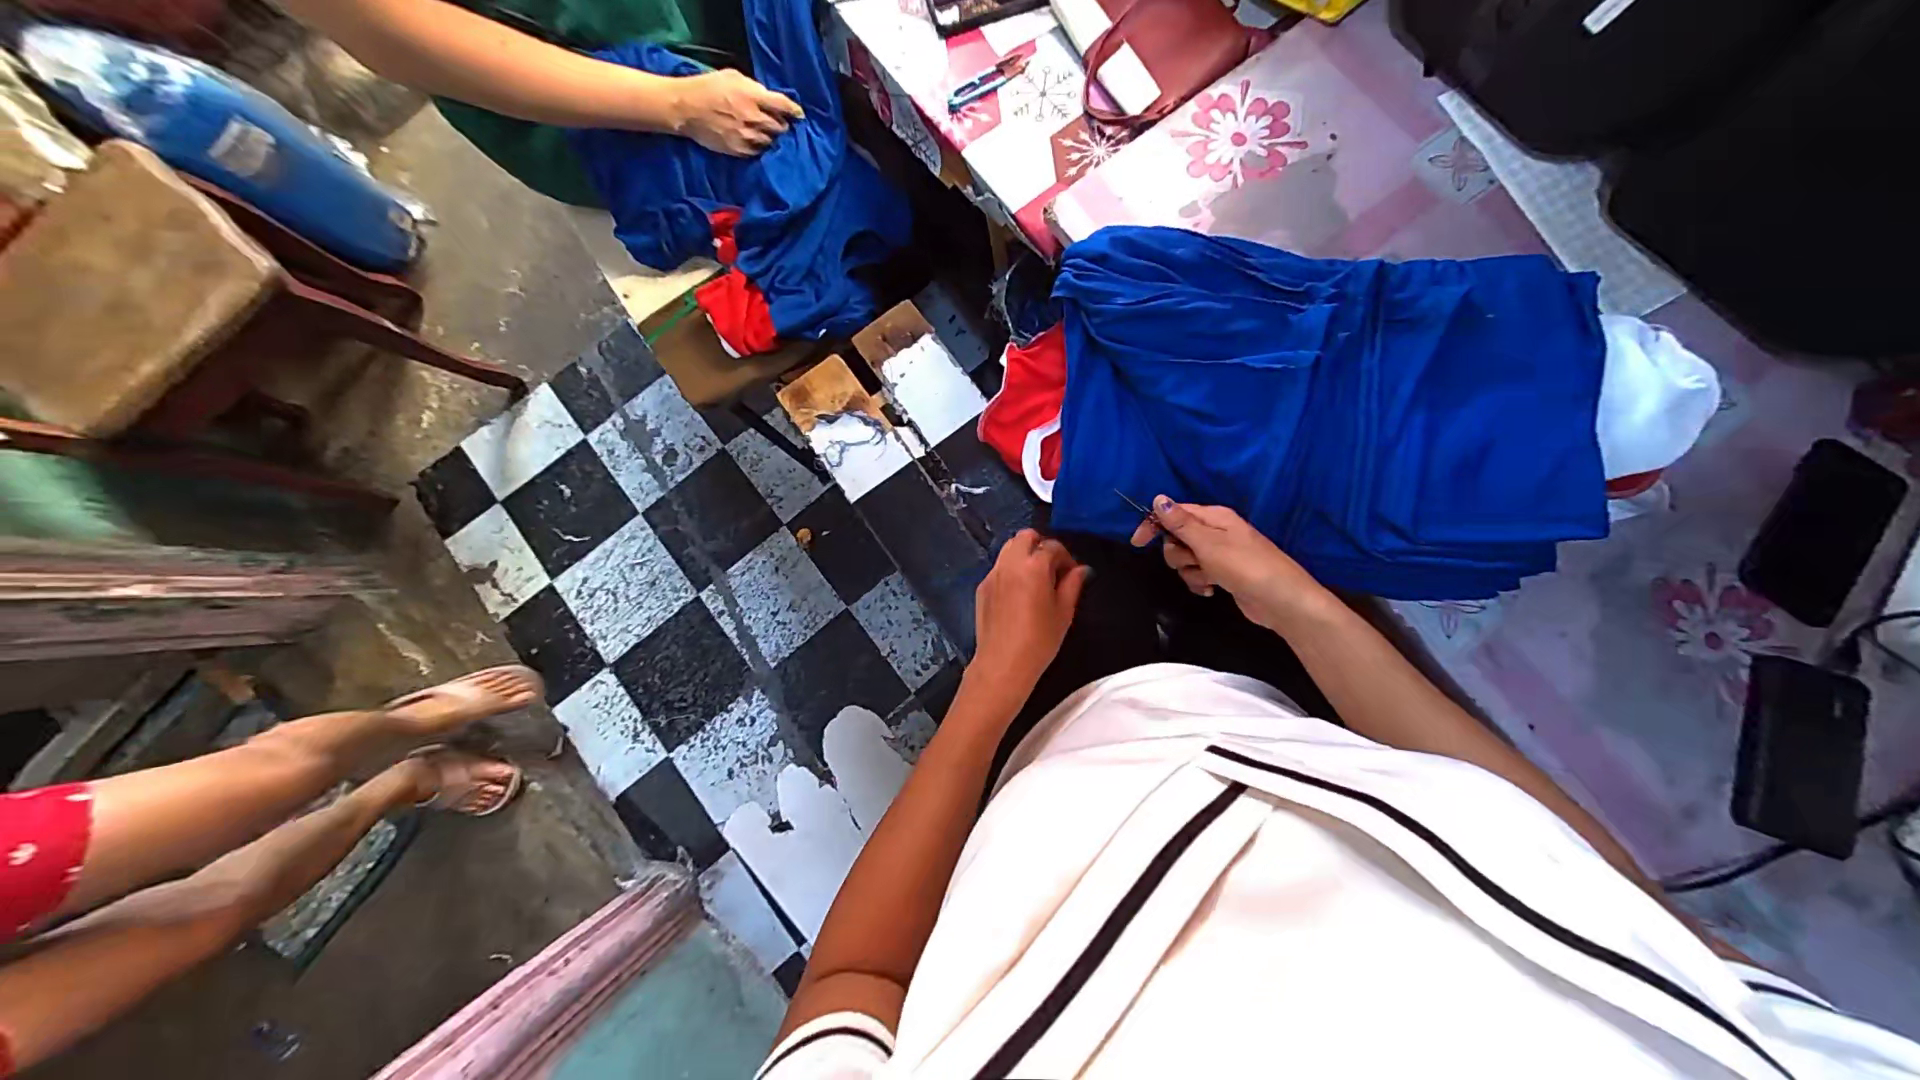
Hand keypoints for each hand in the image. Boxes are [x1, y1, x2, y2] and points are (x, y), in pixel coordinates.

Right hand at [668, 69, 803, 154]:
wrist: (685, 109)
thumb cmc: (707, 87)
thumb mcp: (732, 77)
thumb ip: (754, 88)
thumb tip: (769, 98)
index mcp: (753, 97)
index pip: (783, 106)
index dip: (795, 111)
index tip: (799, 115)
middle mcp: (754, 119)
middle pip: (781, 127)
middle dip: (783, 126)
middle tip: (780, 124)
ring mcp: (747, 137)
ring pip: (771, 142)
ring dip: (772, 138)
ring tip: (768, 134)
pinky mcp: (740, 151)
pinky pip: (759, 152)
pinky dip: (761, 147)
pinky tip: (757, 142)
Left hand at [968, 530, 1090, 698]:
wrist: (1003, 663)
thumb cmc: (1039, 640)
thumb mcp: (1064, 612)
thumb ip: (1073, 585)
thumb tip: (1080, 569)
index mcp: (1033, 567)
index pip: (1052, 546)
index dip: (1065, 557)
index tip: (1072, 573)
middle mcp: (1010, 564)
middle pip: (1025, 537)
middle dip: (1041, 545)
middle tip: (1052, 568)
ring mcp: (993, 574)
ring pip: (1008, 549)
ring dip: (1024, 554)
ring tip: (1035, 578)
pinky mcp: (982, 587)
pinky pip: (998, 567)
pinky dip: (1010, 569)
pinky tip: (1018, 592)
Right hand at [1129, 497, 1331, 631]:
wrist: (1281, 601)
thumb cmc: (1245, 566)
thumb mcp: (1208, 543)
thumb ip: (1181, 523)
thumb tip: (1158, 498)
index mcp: (1214, 517)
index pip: (1174, 513)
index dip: (1154, 525)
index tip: (1137, 542)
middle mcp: (1216, 531)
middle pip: (1177, 538)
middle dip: (1177, 553)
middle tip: (1193, 561)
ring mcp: (1220, 554)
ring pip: (1185, 559)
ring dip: (1189, 571)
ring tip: (1208, 579)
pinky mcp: (1223, 574)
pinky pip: (1198, 574)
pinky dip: (1200, 582)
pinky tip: (1212, 590)